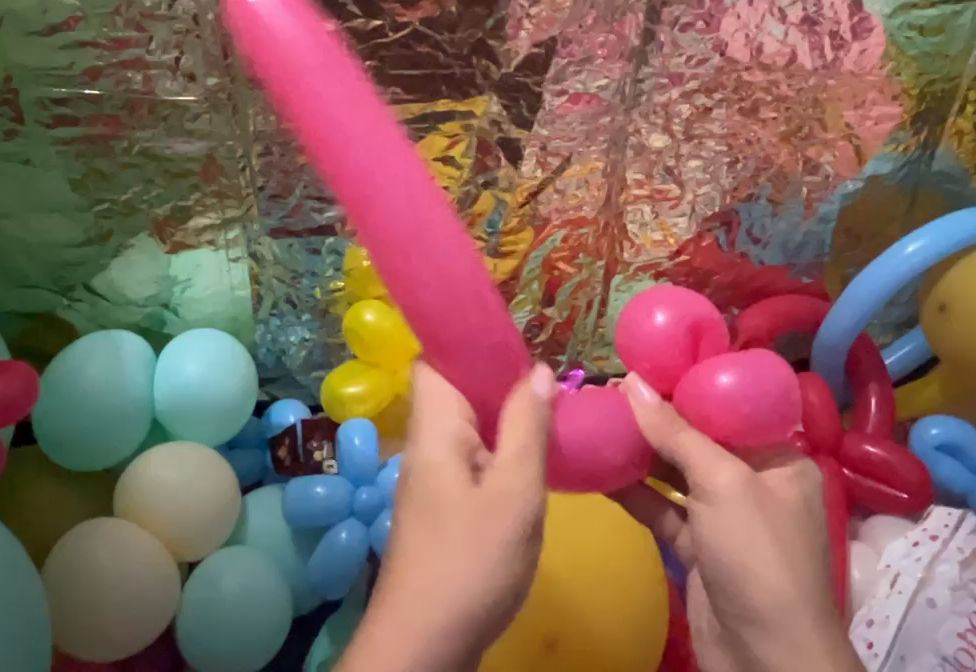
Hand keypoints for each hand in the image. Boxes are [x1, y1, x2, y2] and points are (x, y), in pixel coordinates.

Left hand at [338, 362, 554, 671]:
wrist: (425, 645)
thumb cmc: (471, 561)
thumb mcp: (515, 491)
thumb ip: (527, 426)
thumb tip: (538, 369)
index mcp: (435, 426)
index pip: (434, 358)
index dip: (468, 340)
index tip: (515, 334)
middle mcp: (426, 442)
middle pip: (454, 387)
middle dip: (498, 376)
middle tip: (548, 375)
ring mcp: (432, 475)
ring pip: (467, 423)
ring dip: (504, 412)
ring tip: (550, 407)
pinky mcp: (443, 504)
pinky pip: (472, 455)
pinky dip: (501, 446)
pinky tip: (533, 457)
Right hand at [615, 375, 862, 671]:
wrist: (767, 662)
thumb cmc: (758, 555)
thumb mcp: (722, 482)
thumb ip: (676, 432)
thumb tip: (631, 382)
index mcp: (780, 459)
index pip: (729, 408)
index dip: (686, 385)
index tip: (643, 364)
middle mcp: (755, 483)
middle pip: (698, 439)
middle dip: (654, 417)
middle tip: (606, 390)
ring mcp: (725, 520)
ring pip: (675, 474)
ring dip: (638, 452)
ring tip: (595, 419)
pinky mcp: (698, 550)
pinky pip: (662, 510)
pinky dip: (632, 491)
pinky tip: (597, 468)